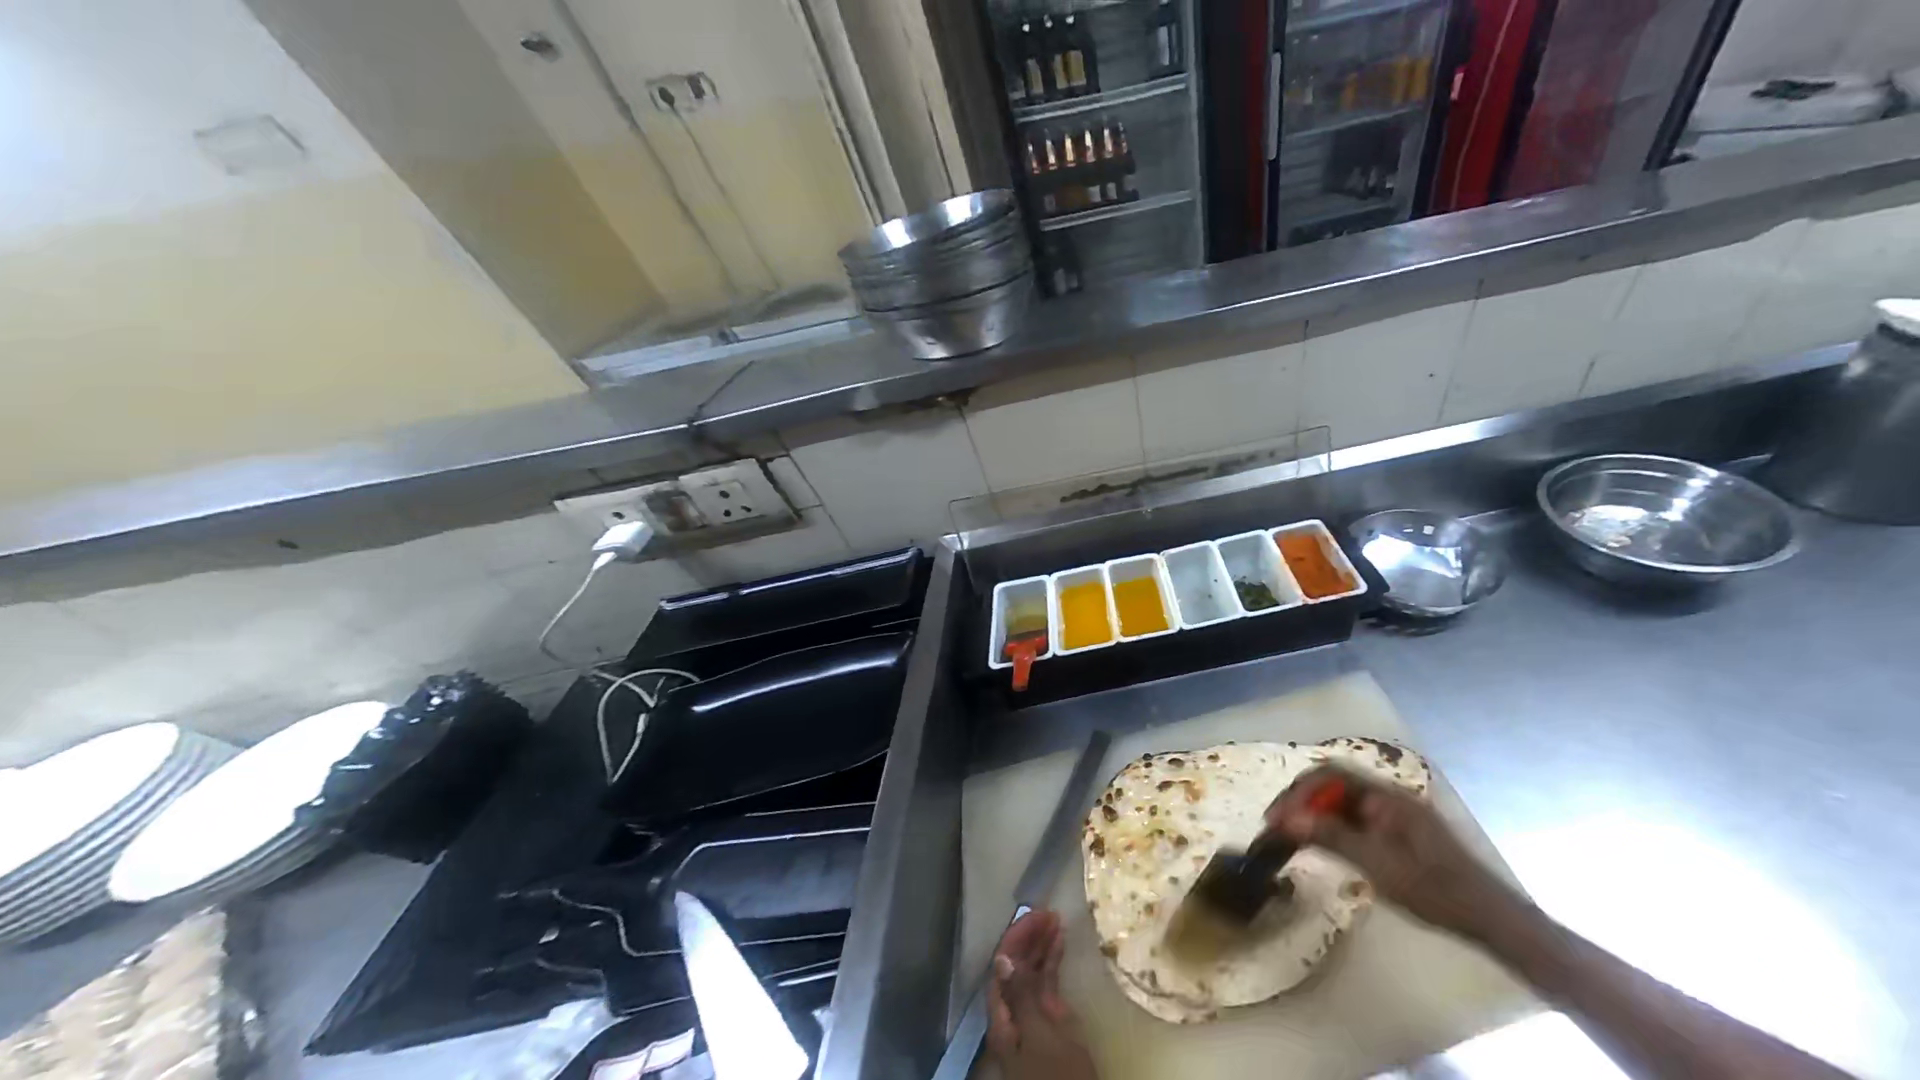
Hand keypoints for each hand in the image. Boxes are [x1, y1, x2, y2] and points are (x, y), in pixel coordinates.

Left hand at [985, 910, 1098, 1079]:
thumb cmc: (1059, 1076)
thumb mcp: (1041, 1034)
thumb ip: (1022, 994)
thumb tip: (1002, 957)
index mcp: (1003, 1017)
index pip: (1002, 965)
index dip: (1016, 937)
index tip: (1036, 915)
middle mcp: (1013, 1013)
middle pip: (1015, 966)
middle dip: (1029, 937)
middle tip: (1050, 913)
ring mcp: (1031, 1018)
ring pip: (1031, 972)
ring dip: (1042, 945)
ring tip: (1057, 920)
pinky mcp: (1049, 1025)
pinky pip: (1045, 986)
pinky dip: (1052, 963)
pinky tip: (1060, 944)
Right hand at [1266, 766, 1528, 944]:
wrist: (1492, 919)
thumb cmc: (1435, 889)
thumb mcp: (1377, 864)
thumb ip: (1330, 837)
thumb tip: (1284, 818)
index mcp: (1385, 796)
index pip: (1328, 774)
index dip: (1297, 792)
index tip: (1275, 817)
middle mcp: (1388, 797)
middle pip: (1332, 785)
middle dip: (1300, 802)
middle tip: (1276, 827)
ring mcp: (1394, 815)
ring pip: (1341, 802)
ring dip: (1313, 815)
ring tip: (1290, 837)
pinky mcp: (1397, 833)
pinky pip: (1353, 819)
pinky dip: (1330, 828)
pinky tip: (1320, 846)